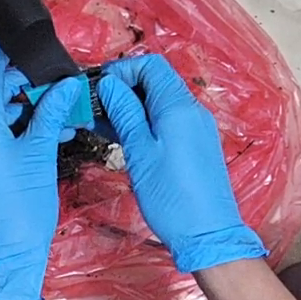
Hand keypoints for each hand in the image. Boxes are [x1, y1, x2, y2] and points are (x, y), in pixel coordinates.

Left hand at [0, 42, 87, 299]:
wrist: (6, 259)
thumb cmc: (23, 211)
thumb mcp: (41, 156)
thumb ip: (50, 114)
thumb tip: (64, 85)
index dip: (7, 52)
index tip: (29, 44)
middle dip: (24, 87)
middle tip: (57, 87)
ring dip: (24, 111)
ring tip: (59, 116)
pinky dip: (14, 131)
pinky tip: (44, 135)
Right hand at [96, 53, 265, 272]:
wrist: (207, 234)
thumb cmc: (171, 197)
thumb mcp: (139, 153)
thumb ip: (124, 114)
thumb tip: (109, 84)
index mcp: (178, 107)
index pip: (150, 65)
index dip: (121, 71)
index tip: (97, 88)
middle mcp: (191, 110)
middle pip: (155, 82)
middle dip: (122, 89)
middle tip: (93, 108)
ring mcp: (195, 128)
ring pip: (159, 102)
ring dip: (130, 108)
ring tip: (101, 125)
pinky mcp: (195, 145)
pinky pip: (167, 121)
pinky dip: (144, 123)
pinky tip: (123, 138)